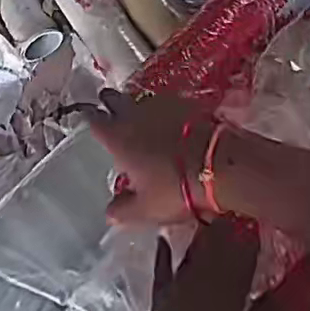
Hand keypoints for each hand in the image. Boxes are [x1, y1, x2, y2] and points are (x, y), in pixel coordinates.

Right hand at [89, 91, 217, 226]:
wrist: (220, 164)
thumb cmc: (175, 188)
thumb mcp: (146, 209)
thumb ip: (123, 210)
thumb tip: (110, 212)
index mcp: (117, 137)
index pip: (92, 119)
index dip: (89, 119)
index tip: (90, 123)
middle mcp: (132, 114)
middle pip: (113, 98)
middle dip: (109, 103)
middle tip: (113, 116)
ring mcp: (159, 105)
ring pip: (139, 99)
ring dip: (137, 107)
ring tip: (142, 122)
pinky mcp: (184, 102)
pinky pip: (165, 102)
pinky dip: (162, 111)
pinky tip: (170, 123)